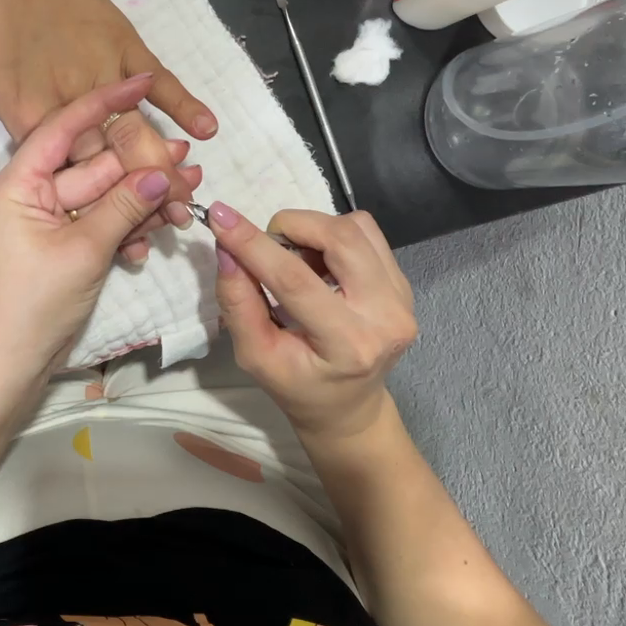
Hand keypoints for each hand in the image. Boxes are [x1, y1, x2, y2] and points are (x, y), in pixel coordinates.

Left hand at [0, 0, 216, 255]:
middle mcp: (73, 101)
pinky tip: (207, 129)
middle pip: (112, 161)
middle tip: (170, 222)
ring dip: (166, 166)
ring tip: (188, 196)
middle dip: (143, 197)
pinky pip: (160, 81)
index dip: (94, 212)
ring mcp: (103, 73)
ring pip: (139, 130)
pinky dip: (185, 103)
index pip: (66, 177)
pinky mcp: (126, 48)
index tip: (121, 240)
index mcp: (31, 117)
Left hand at [0, 75, 201, 377]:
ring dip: (145, 194)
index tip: (143, 81)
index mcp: (20, 181)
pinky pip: (105, 219)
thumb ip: (123, 207)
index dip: (105, 102)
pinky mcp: (69, 241)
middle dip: (140, 163)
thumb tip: (164, 172)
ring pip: (105, 193)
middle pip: (94, 163)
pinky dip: (133, 222)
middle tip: (187, 156)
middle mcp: (35, 191)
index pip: (65, 126)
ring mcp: (54, 217)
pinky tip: (168, 220)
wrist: (12, 360)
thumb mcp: (81, 250)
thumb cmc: (32, 302)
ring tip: (192, 186)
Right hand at [204, 205, 417, 437]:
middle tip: (266, 245)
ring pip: (356, 227)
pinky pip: (367, 235)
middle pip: (340, 238)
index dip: (254, 244)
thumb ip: (238, 303)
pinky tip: (319, 263)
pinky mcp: (404, 283)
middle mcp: (386, 317)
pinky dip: (334, 236)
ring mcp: (403, 298)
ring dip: (314, 230)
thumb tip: (226, 251)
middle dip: (291, 227)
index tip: (220, 217)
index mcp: (348, 345)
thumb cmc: (295, 385)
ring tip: (295, 258)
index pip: (295, 280)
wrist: (348, 407)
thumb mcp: (254, 355)